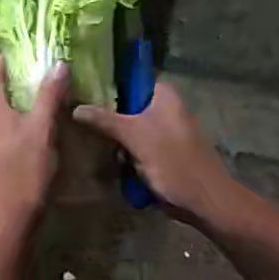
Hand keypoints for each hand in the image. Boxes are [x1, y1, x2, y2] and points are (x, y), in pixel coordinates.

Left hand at [0, 57, 70, 228]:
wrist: (9, 218)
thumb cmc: (24, 169)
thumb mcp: (42, 128)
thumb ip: (49, 95)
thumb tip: (58, 63)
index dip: (5, 58)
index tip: (24, 48)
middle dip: (13, 78)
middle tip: (38, 68)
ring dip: (17, 100)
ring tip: (41, 93)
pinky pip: (3, 128)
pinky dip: (18, 119)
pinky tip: (36, 126)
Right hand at [73, 82, 241, 223]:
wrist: (203, 200)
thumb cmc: (172, 160)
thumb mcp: (134, 136)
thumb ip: (104, 120)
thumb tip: (75, 107)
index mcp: (164, 94)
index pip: (129, 78)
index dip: (106, 84)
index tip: (82, 92)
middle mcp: (165, 108)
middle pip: (127, 105)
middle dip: (107, 116)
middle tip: (79, 120)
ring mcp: (164, 131)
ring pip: (130, 128)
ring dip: (115, 138)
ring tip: (89, 141)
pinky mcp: (162, 153)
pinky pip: (136, 146)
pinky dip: (125, 152)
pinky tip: (107, 157)